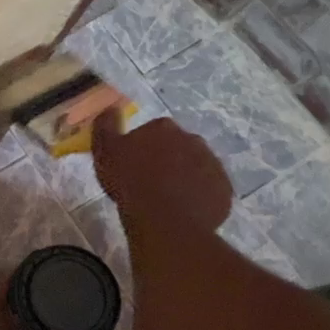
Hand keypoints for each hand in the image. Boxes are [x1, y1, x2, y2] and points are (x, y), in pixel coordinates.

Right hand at [92, 111, 232, 233]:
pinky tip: (183, 210)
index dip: (141, 149)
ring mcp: (212, 163)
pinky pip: (209, 189)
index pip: (152, 132)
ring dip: (184, 178)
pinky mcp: (224, 188)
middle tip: (149, 183)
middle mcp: (192, 139)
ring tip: (166, 200)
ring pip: (195, 167)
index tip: (132, 166)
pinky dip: (198, 196)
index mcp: (163, 128)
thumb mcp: (105, 153)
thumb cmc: (130, 184)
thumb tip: (110, 108)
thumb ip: (106, 127)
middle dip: (166, 161)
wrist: (163, 221)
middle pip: (177, 147)